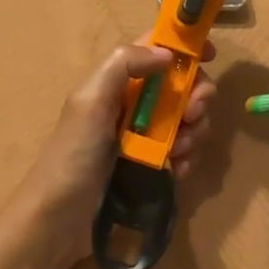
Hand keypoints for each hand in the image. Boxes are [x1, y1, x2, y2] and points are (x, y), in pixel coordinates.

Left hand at [25, 36, 215, 241]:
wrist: (57, 221)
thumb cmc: (73, 155)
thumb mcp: (91, 101)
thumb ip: (124, 65)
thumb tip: (168, 53)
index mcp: (116, 81)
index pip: (156, 50)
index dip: (184, 47)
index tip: (212, 56)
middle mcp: (132, 103)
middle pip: (180, 85)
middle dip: (196, 96)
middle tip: (192, 115)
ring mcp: (143, 136)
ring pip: (186, 119)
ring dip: (193, 131)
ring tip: (178, 152)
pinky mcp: (151, 166)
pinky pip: (183, 152)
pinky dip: (187, 158)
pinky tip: (177, 172)